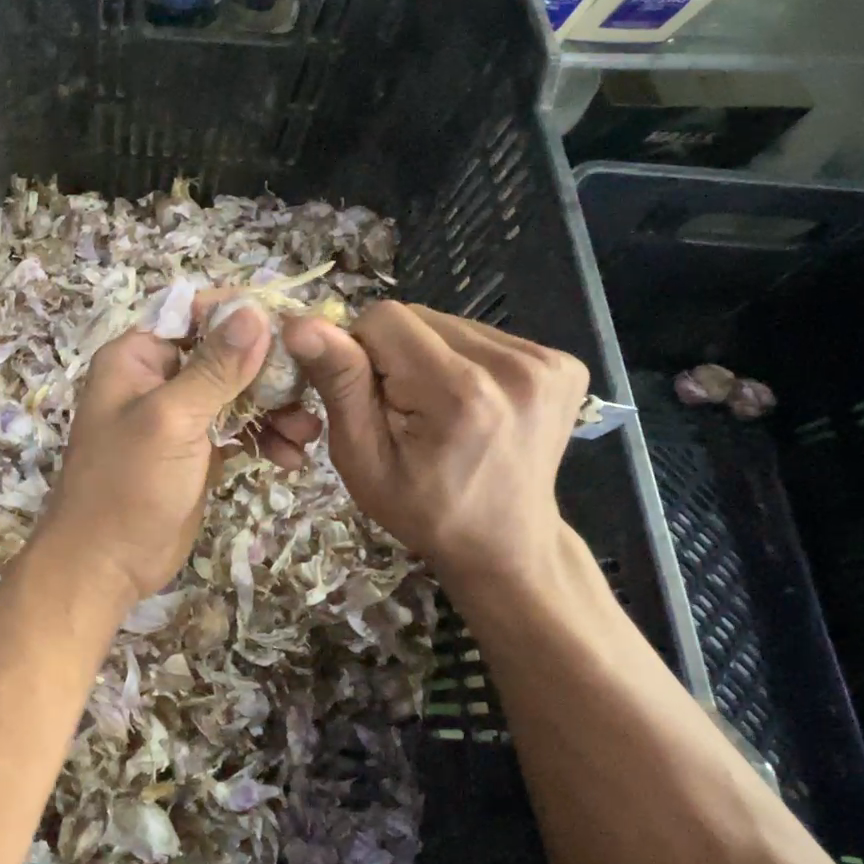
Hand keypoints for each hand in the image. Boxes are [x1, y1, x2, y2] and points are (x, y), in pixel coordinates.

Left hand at [44, 304, 280, 602]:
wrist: (105, 564)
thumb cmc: (127, 483)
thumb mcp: (171, 419)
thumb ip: (214, 367)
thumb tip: (253, 311)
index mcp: (137, 357)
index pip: (194, 313)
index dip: (242, 316)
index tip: (292, 328)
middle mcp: (158, 377)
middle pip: (225, 353)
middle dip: (269, 371)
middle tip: (310, 388)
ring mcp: (180, 416)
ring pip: (238, 393)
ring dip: (275, 409)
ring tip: (306, 432)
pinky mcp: (198, 450)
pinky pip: (239, 430)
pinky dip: (265, 438)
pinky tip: (292, 458)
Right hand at [281, 302, 589, 586]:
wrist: (507, 546)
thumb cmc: (424, 511)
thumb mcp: (363, 459)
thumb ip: (339, 384)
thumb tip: (301, 325)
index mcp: (460, 393)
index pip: (384, 318)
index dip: (361, 351)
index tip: (370, 398)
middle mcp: (513, 367)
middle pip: (418, 317)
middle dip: (395, 354)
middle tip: (402, 409)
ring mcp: (547, 363)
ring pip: (448, 323)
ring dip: (429, 356)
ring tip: (438, 409)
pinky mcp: (563, 363)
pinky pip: (482, 336)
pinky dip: (463, 361)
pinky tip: (470, 403)